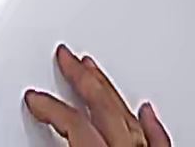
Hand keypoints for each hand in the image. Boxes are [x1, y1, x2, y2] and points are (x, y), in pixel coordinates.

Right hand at [24, 45, 169, 146]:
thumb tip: (40, 139)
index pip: (72, 121)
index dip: (50, 106)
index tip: (34, 97)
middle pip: (101, 103)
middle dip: (80, 76)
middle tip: (65, 55)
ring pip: (127, 114)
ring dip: (109, 90)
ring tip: (94, 69)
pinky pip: (160, 140)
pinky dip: (151, 122)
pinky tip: (146, 108)